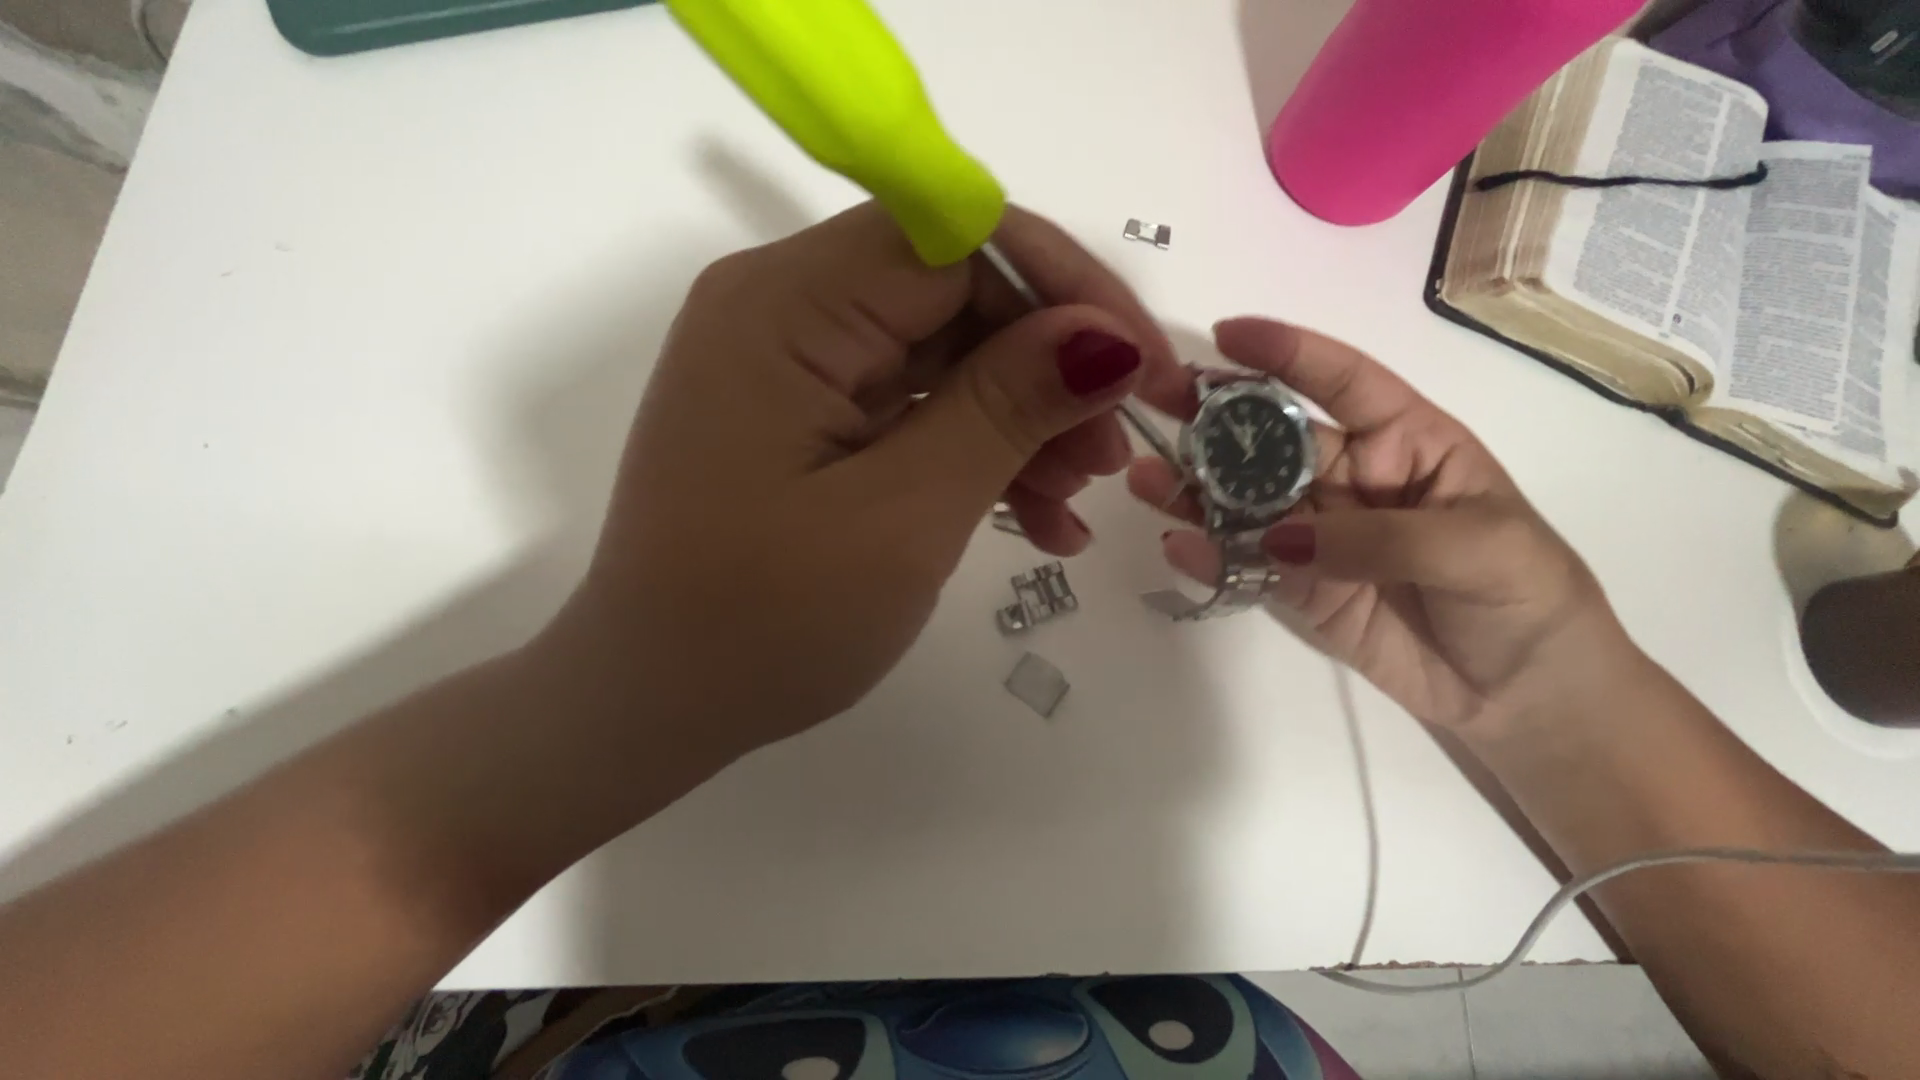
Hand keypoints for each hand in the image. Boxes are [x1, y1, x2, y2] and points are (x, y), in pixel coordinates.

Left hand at [540, 202, 1175, 763]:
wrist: (653, 705)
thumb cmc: (764, 623)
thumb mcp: (903, 516)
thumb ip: (1005, 410)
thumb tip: (1107, 337)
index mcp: (785, 304)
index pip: (955, 236)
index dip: (1064, 286)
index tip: (1140, 364)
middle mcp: (781, 308)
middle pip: (954, 293)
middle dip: (1048, 367)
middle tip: (1115, 451)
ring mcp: (791, 366)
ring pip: (943, 356)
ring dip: (1022, 419)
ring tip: (1077, 500)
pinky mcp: (803, 418)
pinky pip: (910, 408)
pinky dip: (975, 453)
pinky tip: (1034, 519)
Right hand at [1129, 318, 1630, 736]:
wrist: (1526, 696)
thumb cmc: (1528, 600)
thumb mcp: (1481, 549)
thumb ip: (1379, 537)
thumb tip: (1277, 537)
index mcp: (1408, 442)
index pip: (1344, 381)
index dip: (1287, 354)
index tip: (1225, 335)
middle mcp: (1352, 478)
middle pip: (1273, 440)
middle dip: (1215, 419)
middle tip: (1152, 400)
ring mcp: (1319, 534)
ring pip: (1246, 502)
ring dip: (1195, 488)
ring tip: (1143, 478)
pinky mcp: (1299, 587)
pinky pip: (1246, 564)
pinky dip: (1210, 555)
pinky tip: (1176, 544)